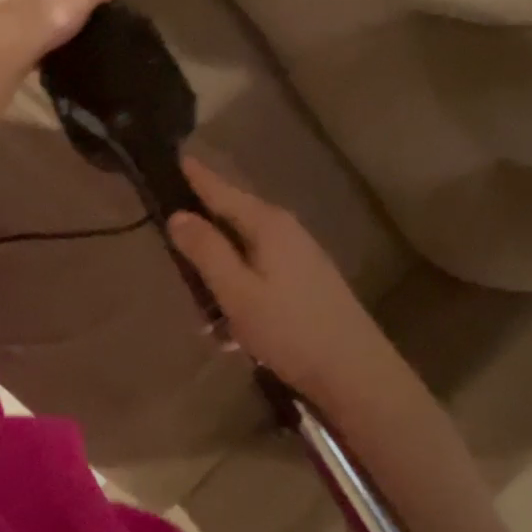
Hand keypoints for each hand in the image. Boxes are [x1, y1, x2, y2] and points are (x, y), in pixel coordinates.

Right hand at [166, 157, 385, 389]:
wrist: (358, 376)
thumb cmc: (290, 329)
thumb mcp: (236, 291)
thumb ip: (206, 250)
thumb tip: (178, 215)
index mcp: (267, 224)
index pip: (221, 189)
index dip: (195, 175)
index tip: (174, 155)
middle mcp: (286, 230)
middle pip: (231, 220)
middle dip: (202, 238)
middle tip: (174, 259)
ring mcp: (300, 256)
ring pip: (243, 253)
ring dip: (220, 277)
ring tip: (206, 319)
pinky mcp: (307, 282)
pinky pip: (259, 275)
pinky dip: (240, 294)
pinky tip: (235, 333)